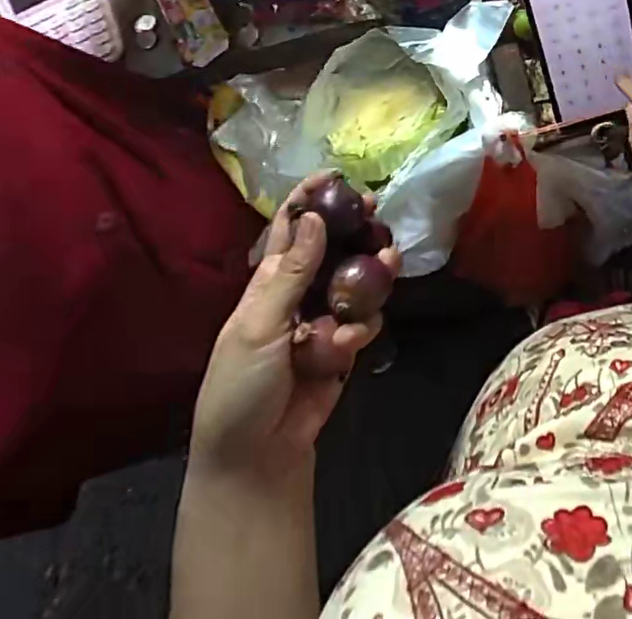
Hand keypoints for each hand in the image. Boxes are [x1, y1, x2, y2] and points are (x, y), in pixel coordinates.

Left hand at [190, 173, 399, 483]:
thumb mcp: (259, 326)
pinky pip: (362, 322)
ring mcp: (323, 320)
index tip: (334, 175)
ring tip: (390, 265)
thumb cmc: (241, 387)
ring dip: (370, 275)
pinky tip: (346, 346)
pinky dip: (359, 331)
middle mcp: (298, 294)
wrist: (257, 456)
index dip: (308, 200)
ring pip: (355, 283)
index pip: (289, 229)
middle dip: (353, 229)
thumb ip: (291, 275)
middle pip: (331, 249)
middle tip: (376, 211)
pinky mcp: (343, 347)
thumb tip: (313, 218)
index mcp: (268, 282)